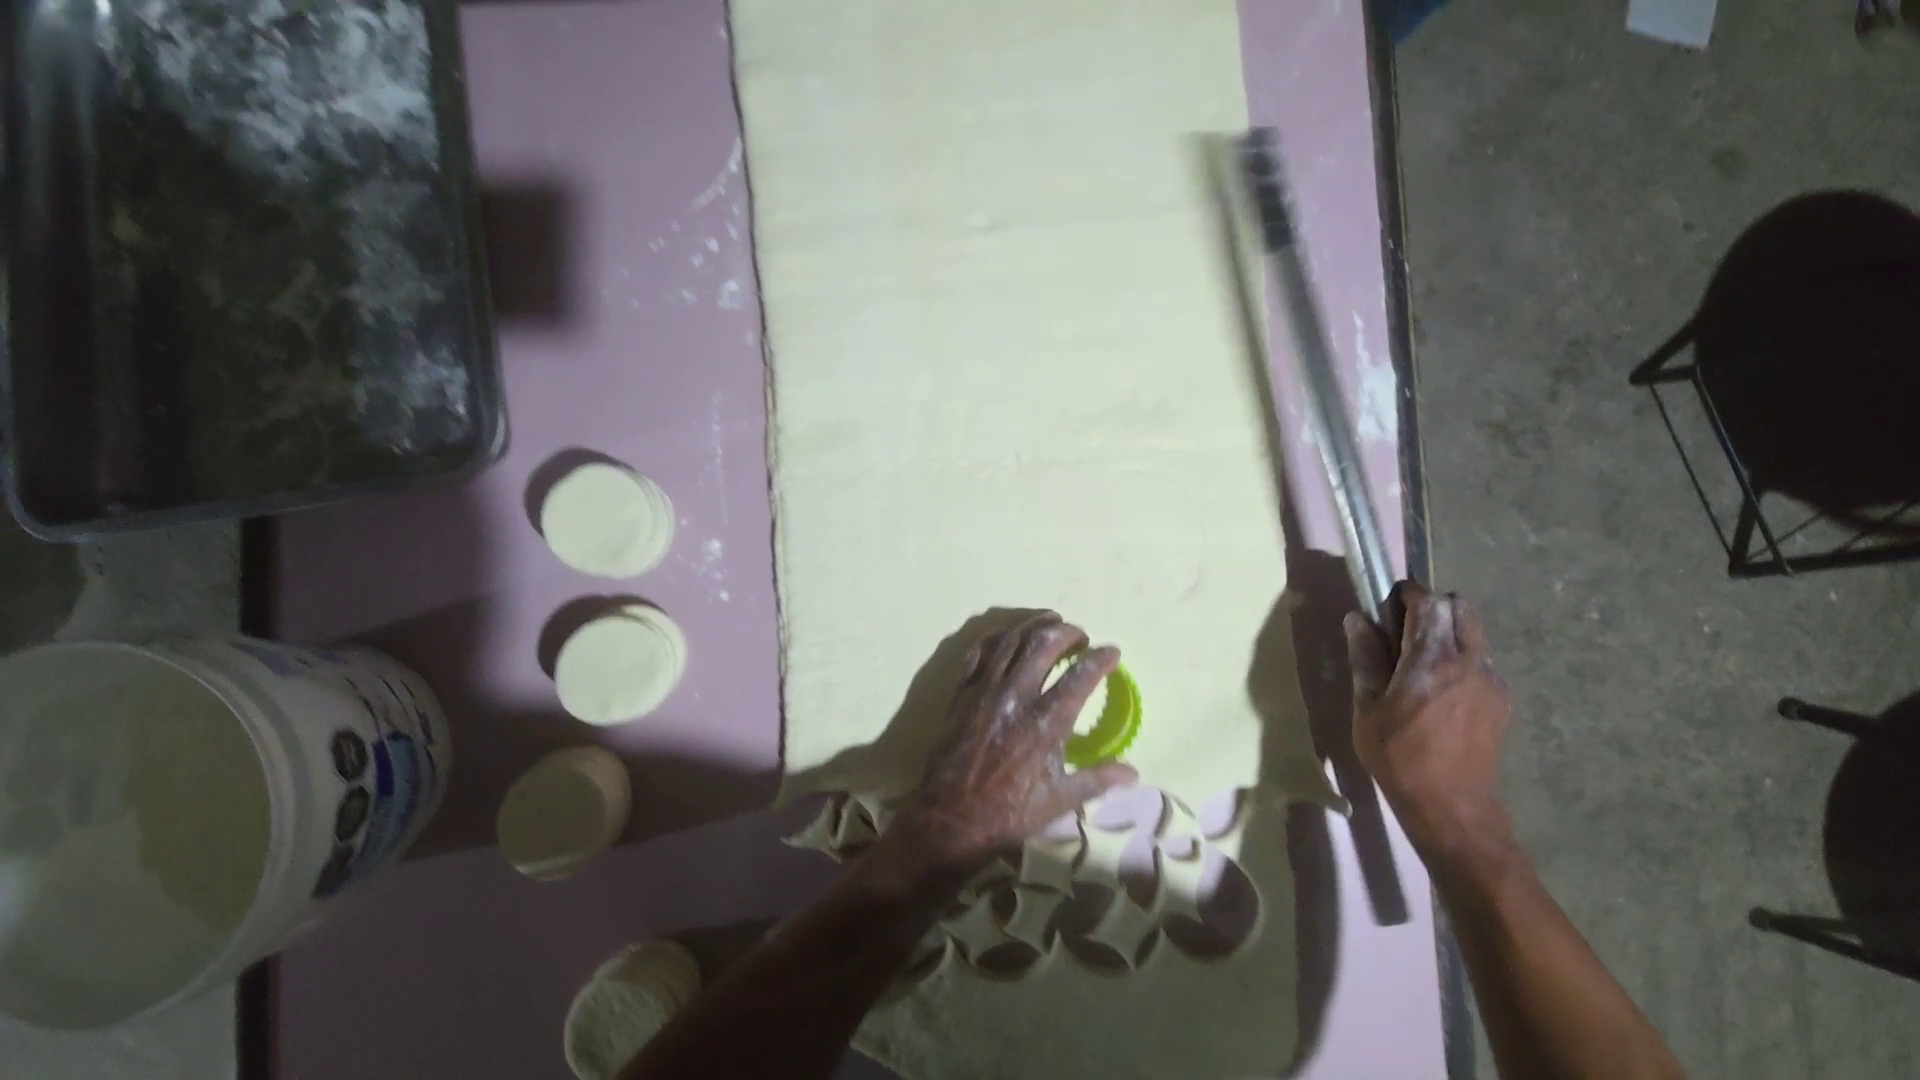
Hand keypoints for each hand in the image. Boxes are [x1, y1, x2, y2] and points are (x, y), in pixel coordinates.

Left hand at [898, 611, 1138, 867]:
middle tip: (1079, 635)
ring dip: (1033, 625)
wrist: (951, 818)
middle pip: (1043, 644)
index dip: (1101, 658)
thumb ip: (1098, 780)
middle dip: (1066, 632)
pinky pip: (978, 652)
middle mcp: (1016, 696)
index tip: (1112, 652)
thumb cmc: (1010, 813)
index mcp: (1046, 722)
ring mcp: (985, 691)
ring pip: (1011, 641)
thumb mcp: (1060, 801)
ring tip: (1050, 622)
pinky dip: (997, 638)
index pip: (1080, 676)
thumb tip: (1133, 772)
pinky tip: (1008, 636)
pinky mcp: (961, 693)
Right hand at [1344, 581, 1512, 858]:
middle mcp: (1470, 661)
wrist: (1451, 805)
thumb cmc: (1398, 756)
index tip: (1388, 602)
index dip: (1407, 594)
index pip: (1429, 601)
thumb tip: (1357, 619)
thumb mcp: (1367, 708)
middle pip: (1460, 607)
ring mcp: (1492, 680)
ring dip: (1449, 632)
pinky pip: (1482, 660)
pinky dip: (1462, 658)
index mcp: (1432, 659)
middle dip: (1433, 607)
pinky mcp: (1503, 700)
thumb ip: (1366, 658)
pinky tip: (1442, 690)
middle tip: (1405, 630)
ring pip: (1475, 632)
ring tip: (1422, 662)